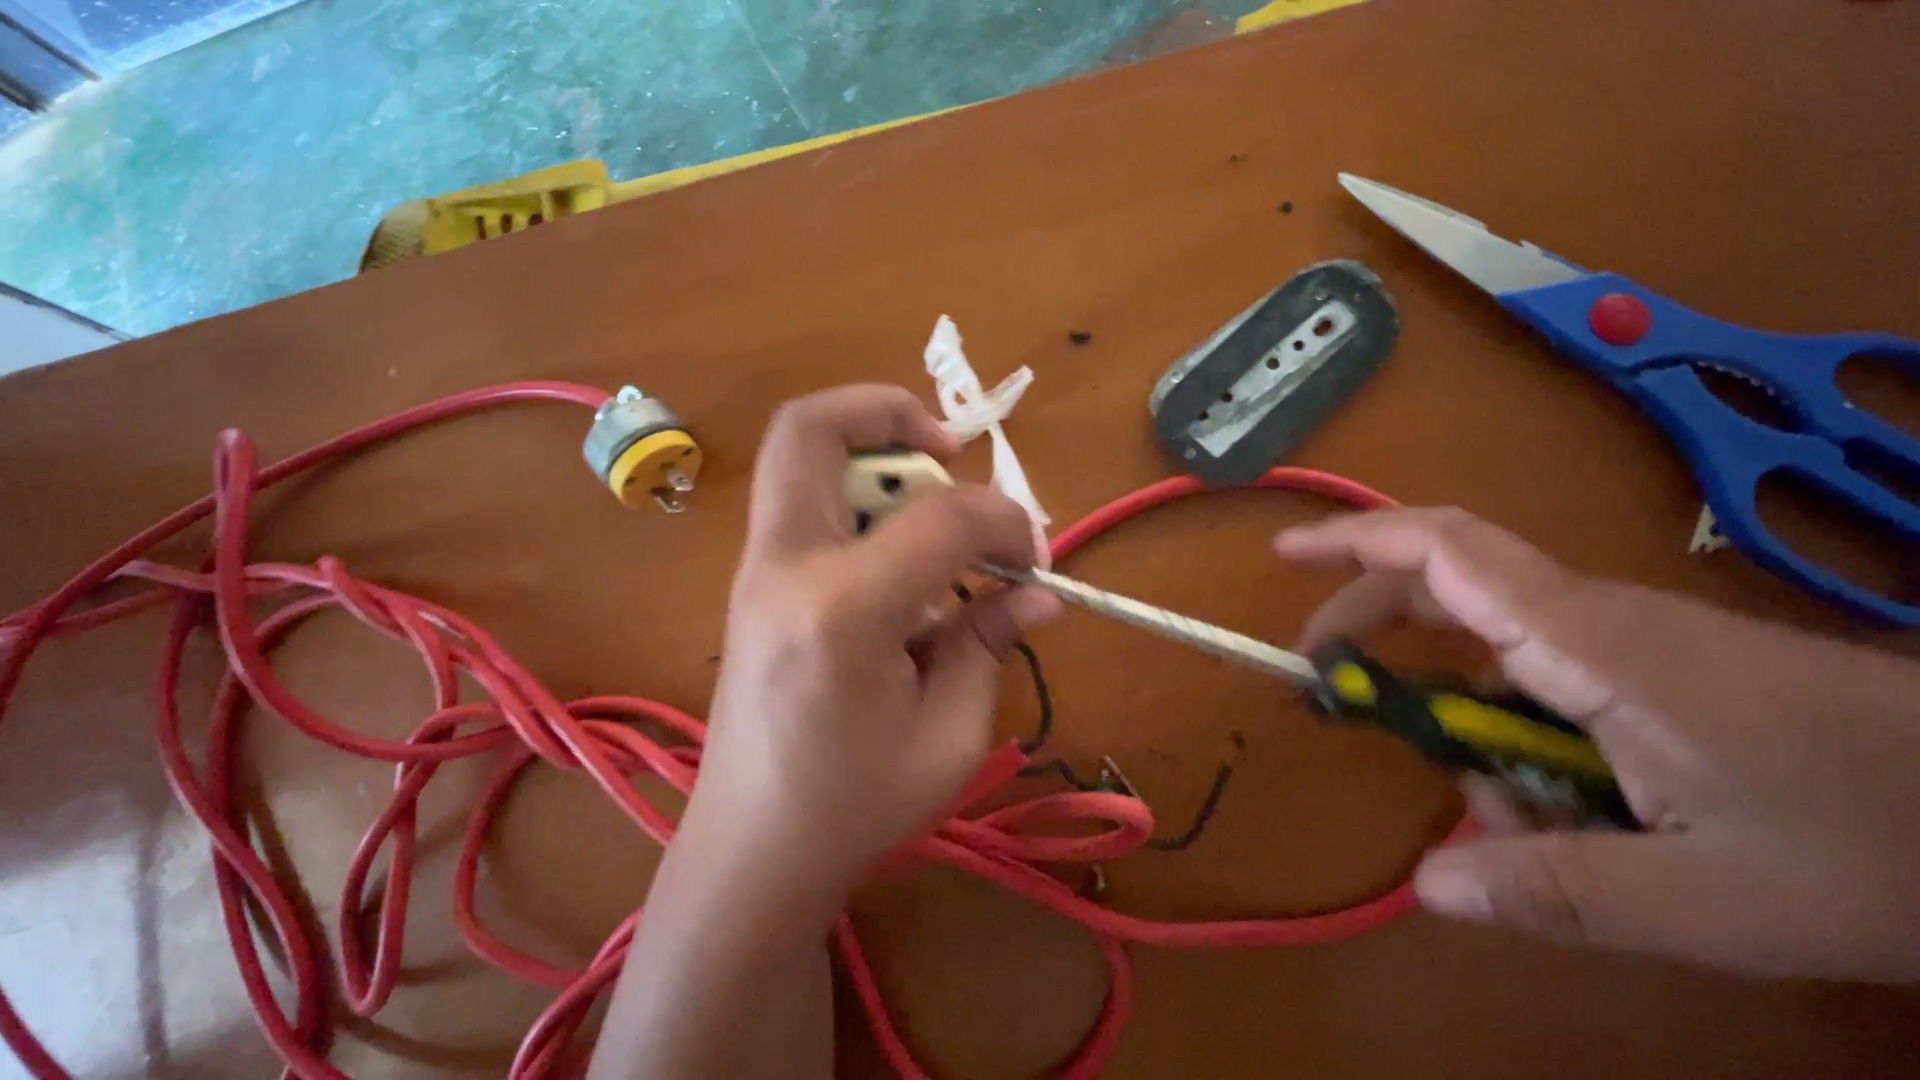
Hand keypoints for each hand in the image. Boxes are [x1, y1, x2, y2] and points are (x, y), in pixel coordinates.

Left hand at [693, 385, 1058, 893]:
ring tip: (929, 505)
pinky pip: (799, 498)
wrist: (752, 850)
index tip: (1032, 550)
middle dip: (890, 411)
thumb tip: (1037, 588)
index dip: (1004, 517)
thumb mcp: (949, 735)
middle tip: (949, 452)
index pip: (939, 517)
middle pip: (811, 428)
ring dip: (870, 450)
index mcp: (842, 611)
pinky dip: (853, 492)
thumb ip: (990, 642)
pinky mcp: (751, 582)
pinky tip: (897, 552)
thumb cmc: (855, 807)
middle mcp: (785, 567)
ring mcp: (755, 570)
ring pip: (796, 452)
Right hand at [1275, 507, 1919, 981]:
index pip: (1446, 555)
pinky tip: (1561, 812)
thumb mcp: (1711, 896)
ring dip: (1464, 719)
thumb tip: (1428, 885)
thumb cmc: (1875, 840)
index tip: (1284, 554)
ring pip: (1495, 648)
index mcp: (1589, 644)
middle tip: (1333, 689)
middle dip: (1373, 626)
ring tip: (1508, 820)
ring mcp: (1624, 641)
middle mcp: (1593, 622)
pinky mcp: (1651, 669)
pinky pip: (1544, 680)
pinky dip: (1515, 736)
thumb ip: (1560, 890)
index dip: (1355, 543)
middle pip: (1446, 583)